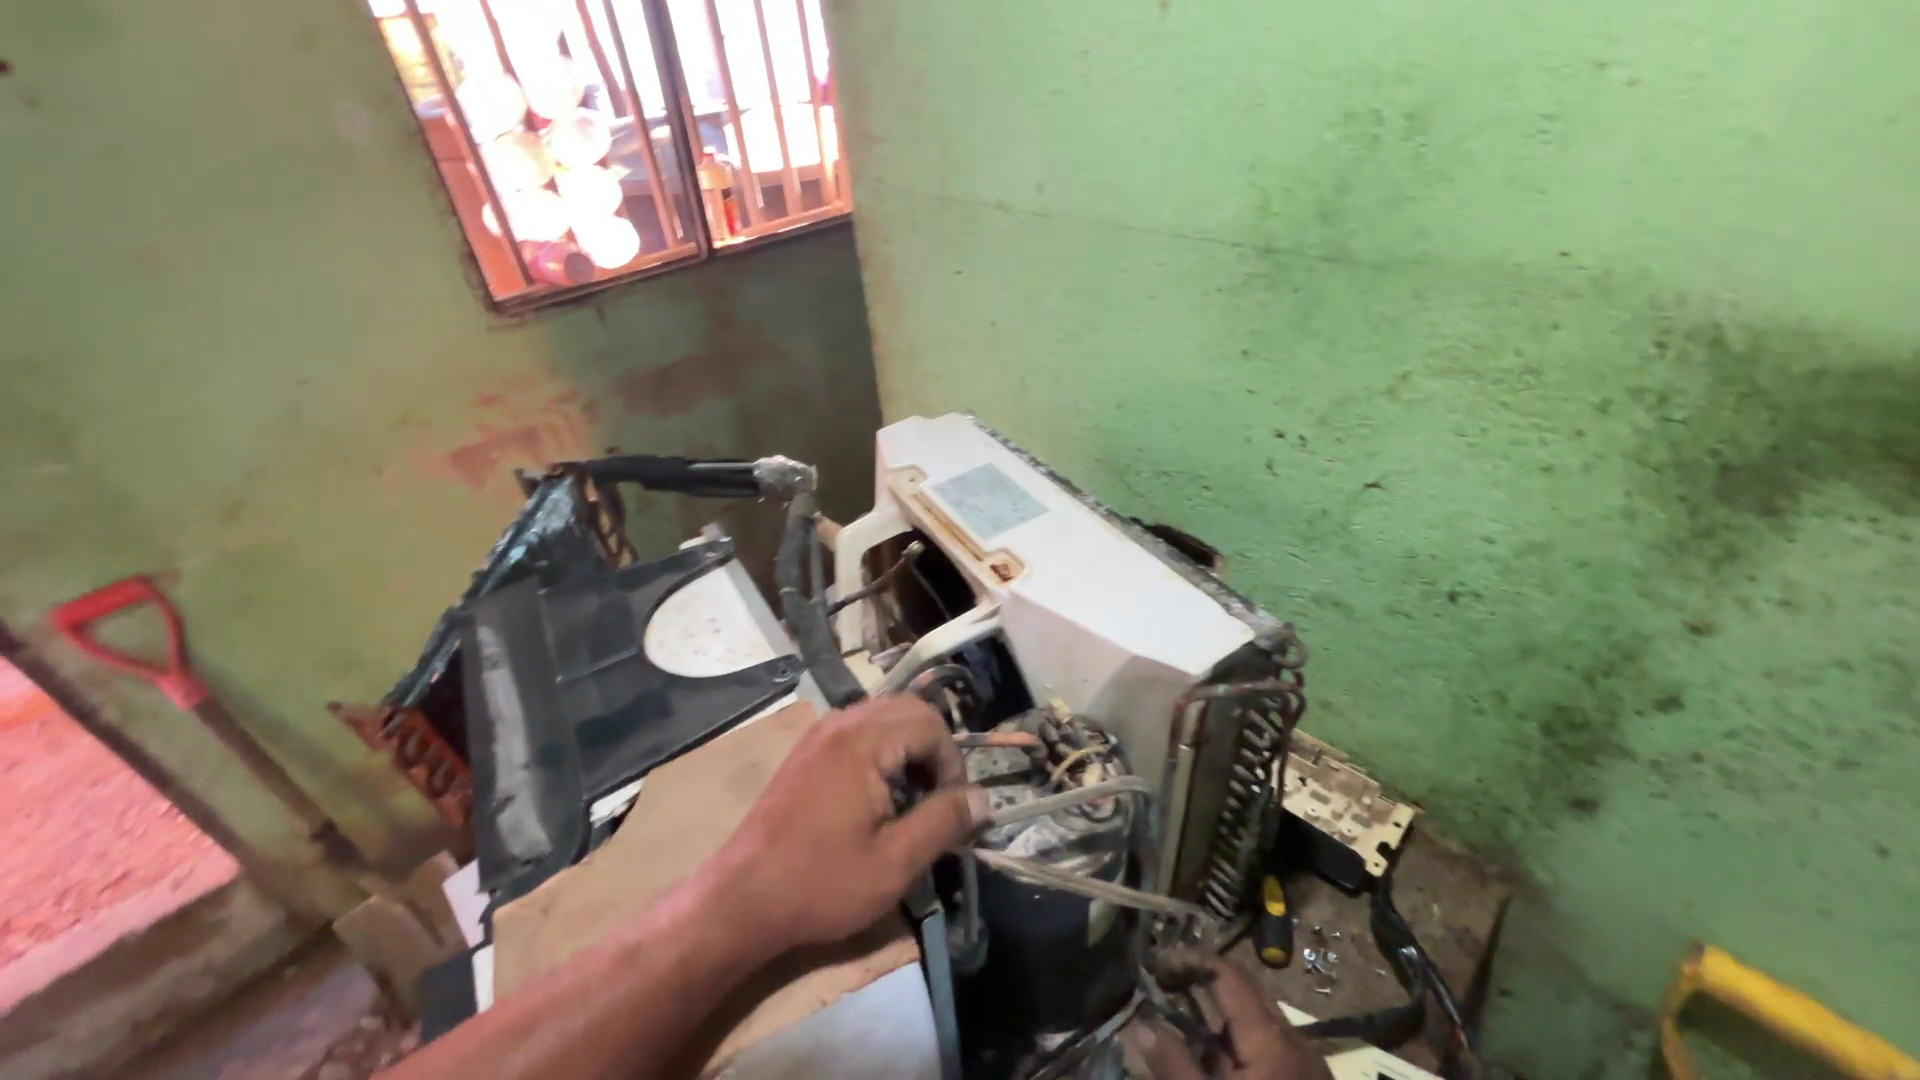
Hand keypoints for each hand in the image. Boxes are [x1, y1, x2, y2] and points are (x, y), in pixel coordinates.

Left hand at [713, 695, 988, 953]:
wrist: (742, 900)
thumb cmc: (822, 883)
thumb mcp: (896, 862)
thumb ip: (944, 822)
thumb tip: (982, 799)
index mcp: (864, 741)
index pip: (931, 724)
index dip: (953, 764)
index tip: (951, 810)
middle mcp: (841, 724)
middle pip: (909, 709)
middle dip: (934, 749)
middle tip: (936, 799)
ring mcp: (819, 735)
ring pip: (884, 717)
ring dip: (908, 749)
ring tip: (910, 800)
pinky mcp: (806, 752)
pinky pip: (858, 731)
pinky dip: (881, 751)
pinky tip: (877, 797)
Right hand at [1123, 954, 1333, 1079]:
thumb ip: (1171, 1066)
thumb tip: (1137, 1022)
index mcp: (1273, 1041)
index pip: (1228, 975)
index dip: (1188, 961)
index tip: (1151, 963)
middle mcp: (1294, 1045)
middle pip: (1243, 992)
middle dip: (1199, 983)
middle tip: (1156, 984)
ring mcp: (1303, 1071)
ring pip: (1252, 1022)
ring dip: (1211, 1015)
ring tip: (1170, 1018)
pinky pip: (1261, 1052)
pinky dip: (1228, 1045)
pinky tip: (1202, 1060)